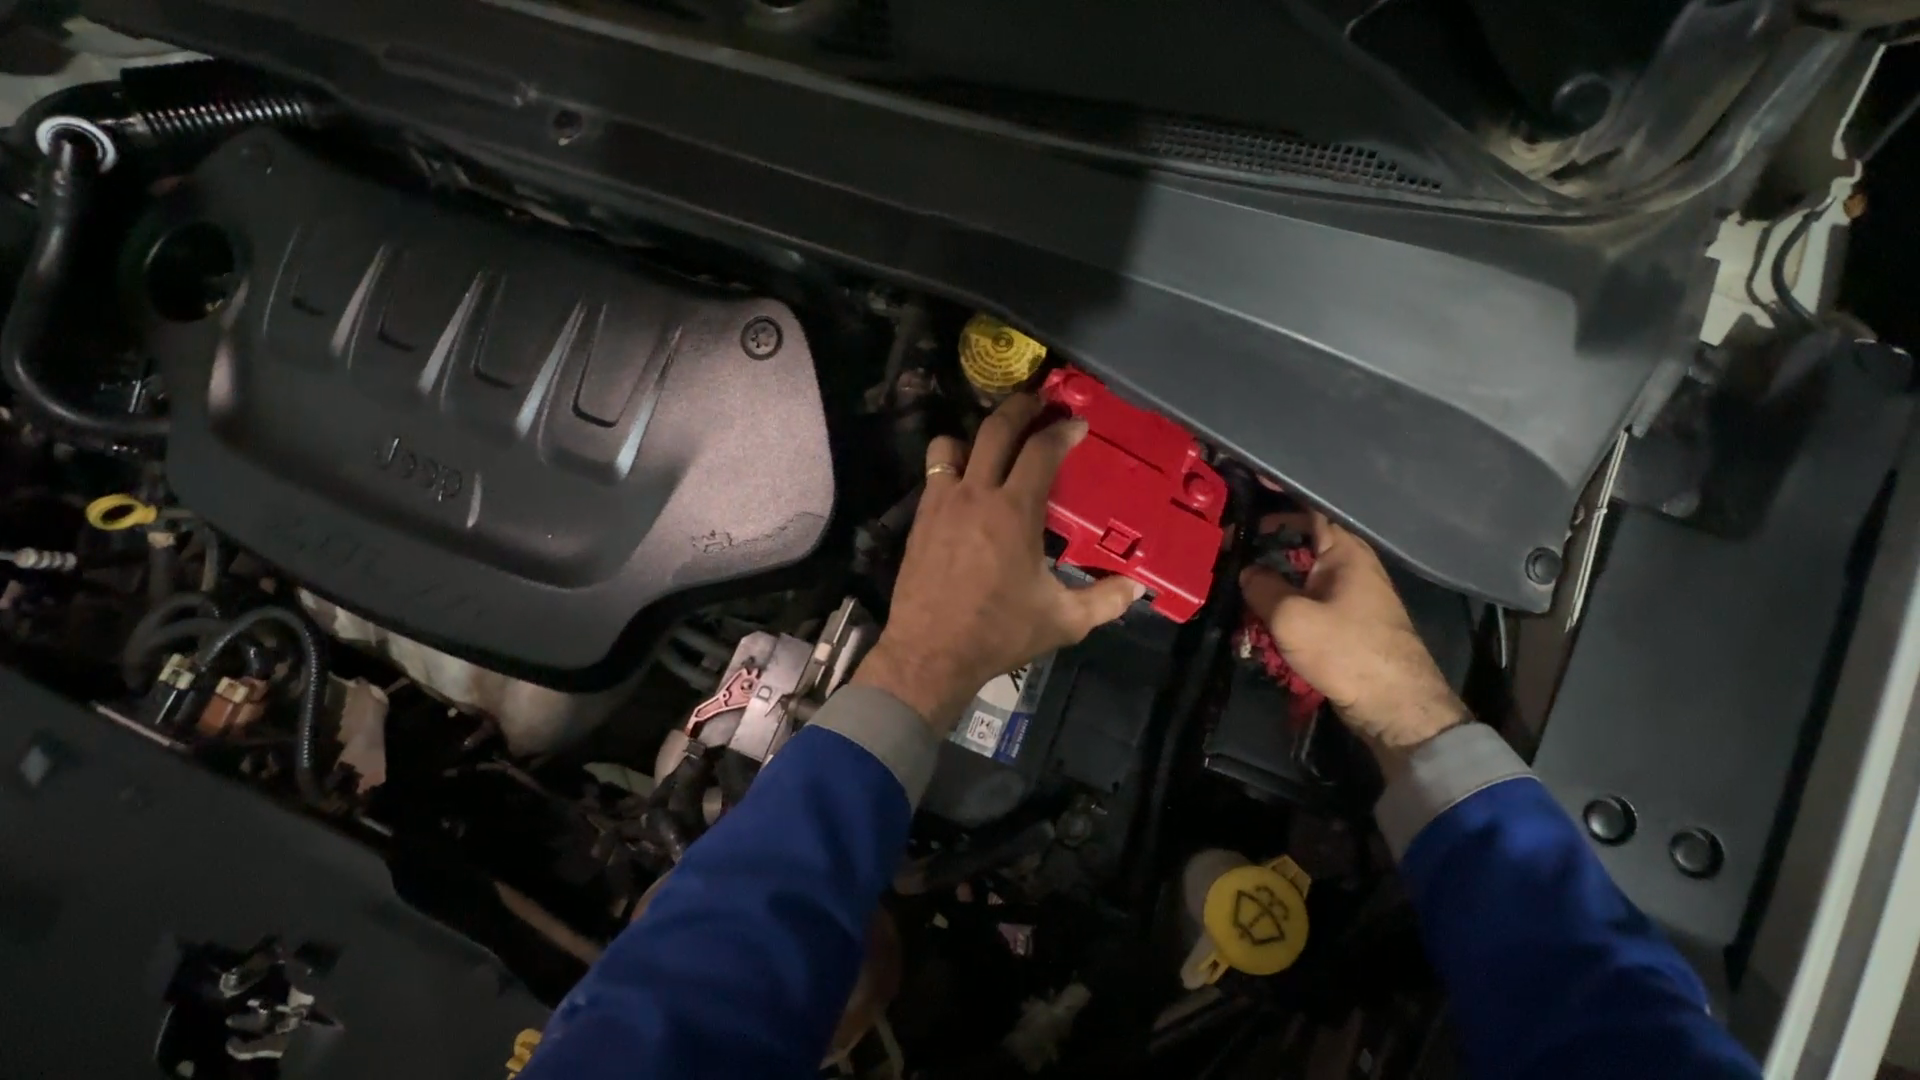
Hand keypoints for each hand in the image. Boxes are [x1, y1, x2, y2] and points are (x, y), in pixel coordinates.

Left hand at [854, 394, 1144, 731]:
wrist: (930, 654)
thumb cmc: (998, 634)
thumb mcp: (1062, 622)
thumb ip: (1104, 601)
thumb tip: (1138, 589)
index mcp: (1014, 512)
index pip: (1042, 450)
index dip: (1063, 430)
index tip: (1077, 425)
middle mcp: (975, 495)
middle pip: (995, 428)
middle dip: (1021, 407)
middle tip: (1040, 402)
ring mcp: (941, 504)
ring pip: (952, 444)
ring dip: (975, 436)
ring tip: (994, 446)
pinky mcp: (919, 519)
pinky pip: (934, 473)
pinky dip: (953, 466)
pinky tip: (967, 486)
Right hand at [1240, 512, 1465, 752]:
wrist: (1394, 705)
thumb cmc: (1346, 650)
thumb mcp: (1290, 616)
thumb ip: (1261, 586)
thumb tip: (1246, 572)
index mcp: (1345, 549)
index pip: (1308, 505)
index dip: (1276, 493)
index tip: (1244, 486)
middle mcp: (1350, 563)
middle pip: (1301, 537)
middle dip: (1264, 537)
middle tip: (1227, 539)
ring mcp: (1350, 591)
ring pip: (1300, 569)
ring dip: (1270, 572)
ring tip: (1235, 572)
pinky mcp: (1345, 618)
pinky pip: (1306, 595)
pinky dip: (1282, 596)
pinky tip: (1259, 607)